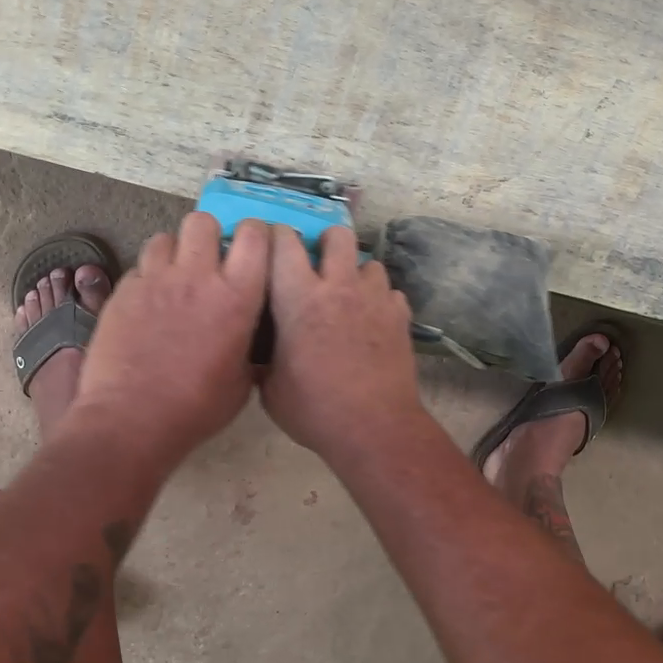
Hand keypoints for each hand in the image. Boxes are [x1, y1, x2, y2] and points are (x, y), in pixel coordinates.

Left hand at [66, 213, 268, 463]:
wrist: (131, 420)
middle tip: (207, 260)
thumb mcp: (242, 382)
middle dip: (207, 234)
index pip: (255, 235)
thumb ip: (249, 347)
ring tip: (173, 278)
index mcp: (238, 295)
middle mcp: (198, 276)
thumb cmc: (197, 408)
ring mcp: (156, 280)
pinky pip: (139, 269)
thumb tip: (251, 342)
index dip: (255, 233)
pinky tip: (147, 304)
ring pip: (165, 238)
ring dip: (173, 253)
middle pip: (203, 221)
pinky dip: (146, 279)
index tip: (253, 248)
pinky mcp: (122, 292)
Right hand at [260, 225, 422, 457]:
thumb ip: (266, 356)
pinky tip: (374, 323)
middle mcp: (339, 286)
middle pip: (338, 236)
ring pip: (370, 262)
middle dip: (327, 242)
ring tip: (350, 297)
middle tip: (319, 262)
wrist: (373, 426)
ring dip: (358, 273)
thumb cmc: (313, 409)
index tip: (272, 243)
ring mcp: (375, 298)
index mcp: (298, 297)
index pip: (284, 243)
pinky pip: (390, 293)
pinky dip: (381, 301)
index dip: (277, 236)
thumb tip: (262, 350)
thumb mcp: (271, 388)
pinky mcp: (400, 315)